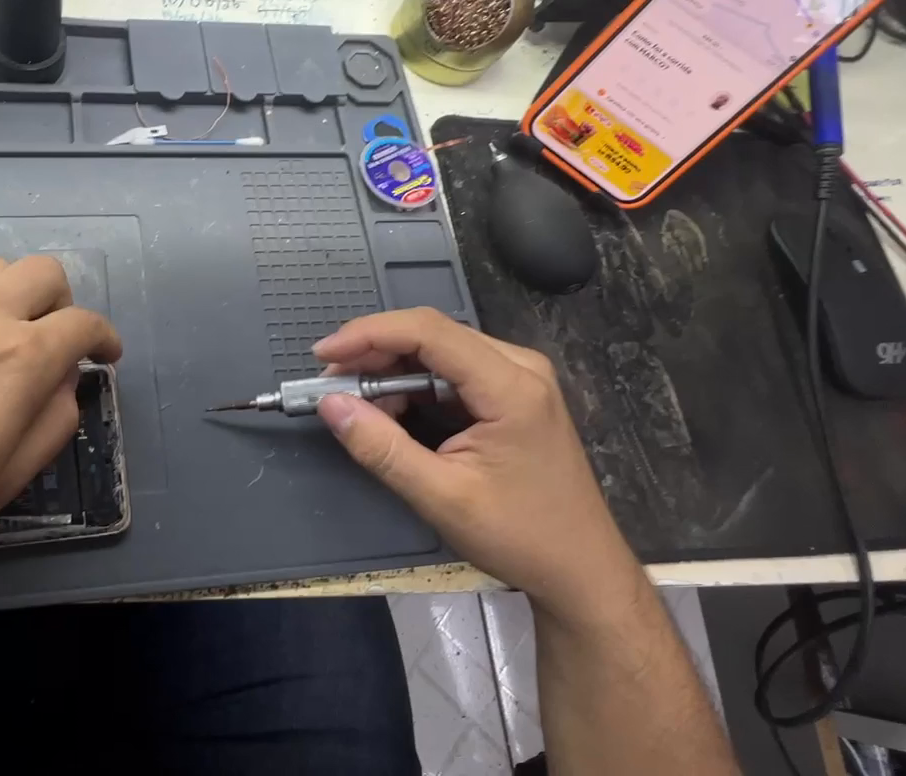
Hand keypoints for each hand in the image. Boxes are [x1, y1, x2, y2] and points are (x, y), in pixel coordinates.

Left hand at [0, 256, 121, 600]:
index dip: (103, 338)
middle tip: (56, 343)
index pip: (82, 323)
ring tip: (2, 341)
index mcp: (19, 355)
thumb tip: (61, 386)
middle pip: (42, 272)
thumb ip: (51, 423)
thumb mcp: (4, 481)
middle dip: (63, 302)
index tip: (106, 356)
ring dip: (13, 296)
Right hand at [312, 309, 643, 626]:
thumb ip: (381, 447)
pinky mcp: (512, 392)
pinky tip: (390, 410)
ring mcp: (518, 377)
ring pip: (437, 349)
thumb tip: (330, 404)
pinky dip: (412, 383)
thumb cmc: (520, 537)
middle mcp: (518, 366)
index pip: (428, 331)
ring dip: (390, 369)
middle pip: (431, 333)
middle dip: (373, 352)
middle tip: (330, 384)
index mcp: (511, 385)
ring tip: (356, 404)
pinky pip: (450, 369)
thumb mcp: (441, 497)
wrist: (582, 573)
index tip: (323, 356)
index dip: (368, 334)